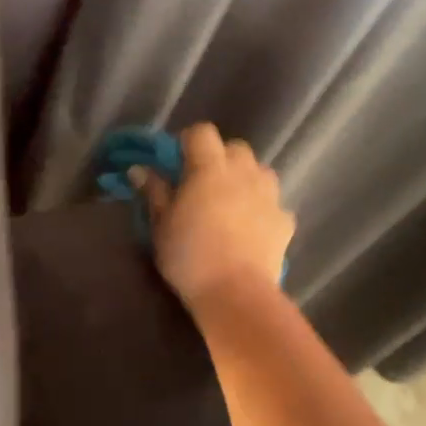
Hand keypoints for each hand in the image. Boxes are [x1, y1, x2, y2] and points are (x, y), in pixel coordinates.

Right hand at [139, 122, 294, 306]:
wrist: (235, 292)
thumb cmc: (188, 256)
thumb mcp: (161, 226)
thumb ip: (154, 193)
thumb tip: (140, 170)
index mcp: (210, 169)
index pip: (202, 133)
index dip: (187, 142)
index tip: (175, 162)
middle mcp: (245, 173)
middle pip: (235, 148)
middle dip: (217, 158)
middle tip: (199, 185)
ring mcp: (270, 195)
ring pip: (258, 172)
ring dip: (242, 179)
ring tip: (227, 204)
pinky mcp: (285, 219)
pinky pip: (271, 202)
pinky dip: (259, 208)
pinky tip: (247, 229)